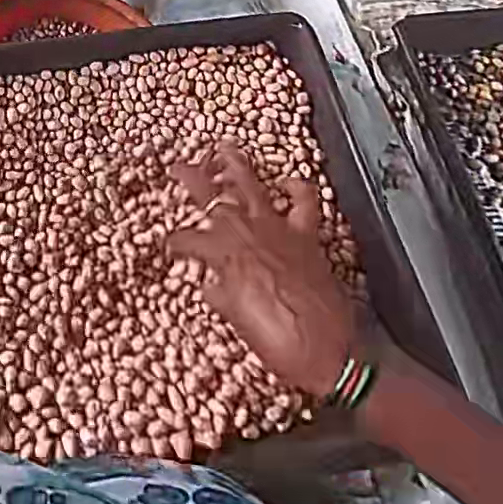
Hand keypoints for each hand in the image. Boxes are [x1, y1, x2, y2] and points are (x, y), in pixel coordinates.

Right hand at [167, 142, 356, 392]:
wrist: (331, 355)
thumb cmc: (278, 342)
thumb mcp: (237, 319)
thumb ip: (221, 294)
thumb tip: (211, 284)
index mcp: (224, 254)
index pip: (188, 240)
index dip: (176, 243)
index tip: (171, 247)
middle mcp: (247, 233)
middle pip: (212, 196)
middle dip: (191, 180)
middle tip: (178, 167)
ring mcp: (278, 230)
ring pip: (252, 186)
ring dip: (236, 165)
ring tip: (225, 149)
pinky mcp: (306, 237)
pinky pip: (304, 203)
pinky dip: (297, 189)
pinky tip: (288, 181)